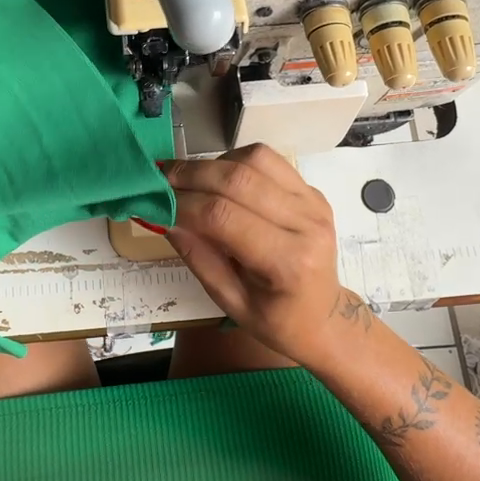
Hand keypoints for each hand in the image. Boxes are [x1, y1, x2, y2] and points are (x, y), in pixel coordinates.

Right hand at [154, 145, 354, 365]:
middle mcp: (306, 224)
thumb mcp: (230, 303)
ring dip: (213, 164)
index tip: (155, 201)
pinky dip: (236, 161)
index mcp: (288, 262)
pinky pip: (269, 160)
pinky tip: (219, 178)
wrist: (325, 316)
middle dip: (192, 175)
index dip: (183, 204)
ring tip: (188, 178)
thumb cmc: (276, 320)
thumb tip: (164, 217)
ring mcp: (313, 203)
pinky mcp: (312, 191)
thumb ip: (198, 257)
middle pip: (239, 180)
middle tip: (160, 177)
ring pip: (254, 160)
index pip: (224, 217)